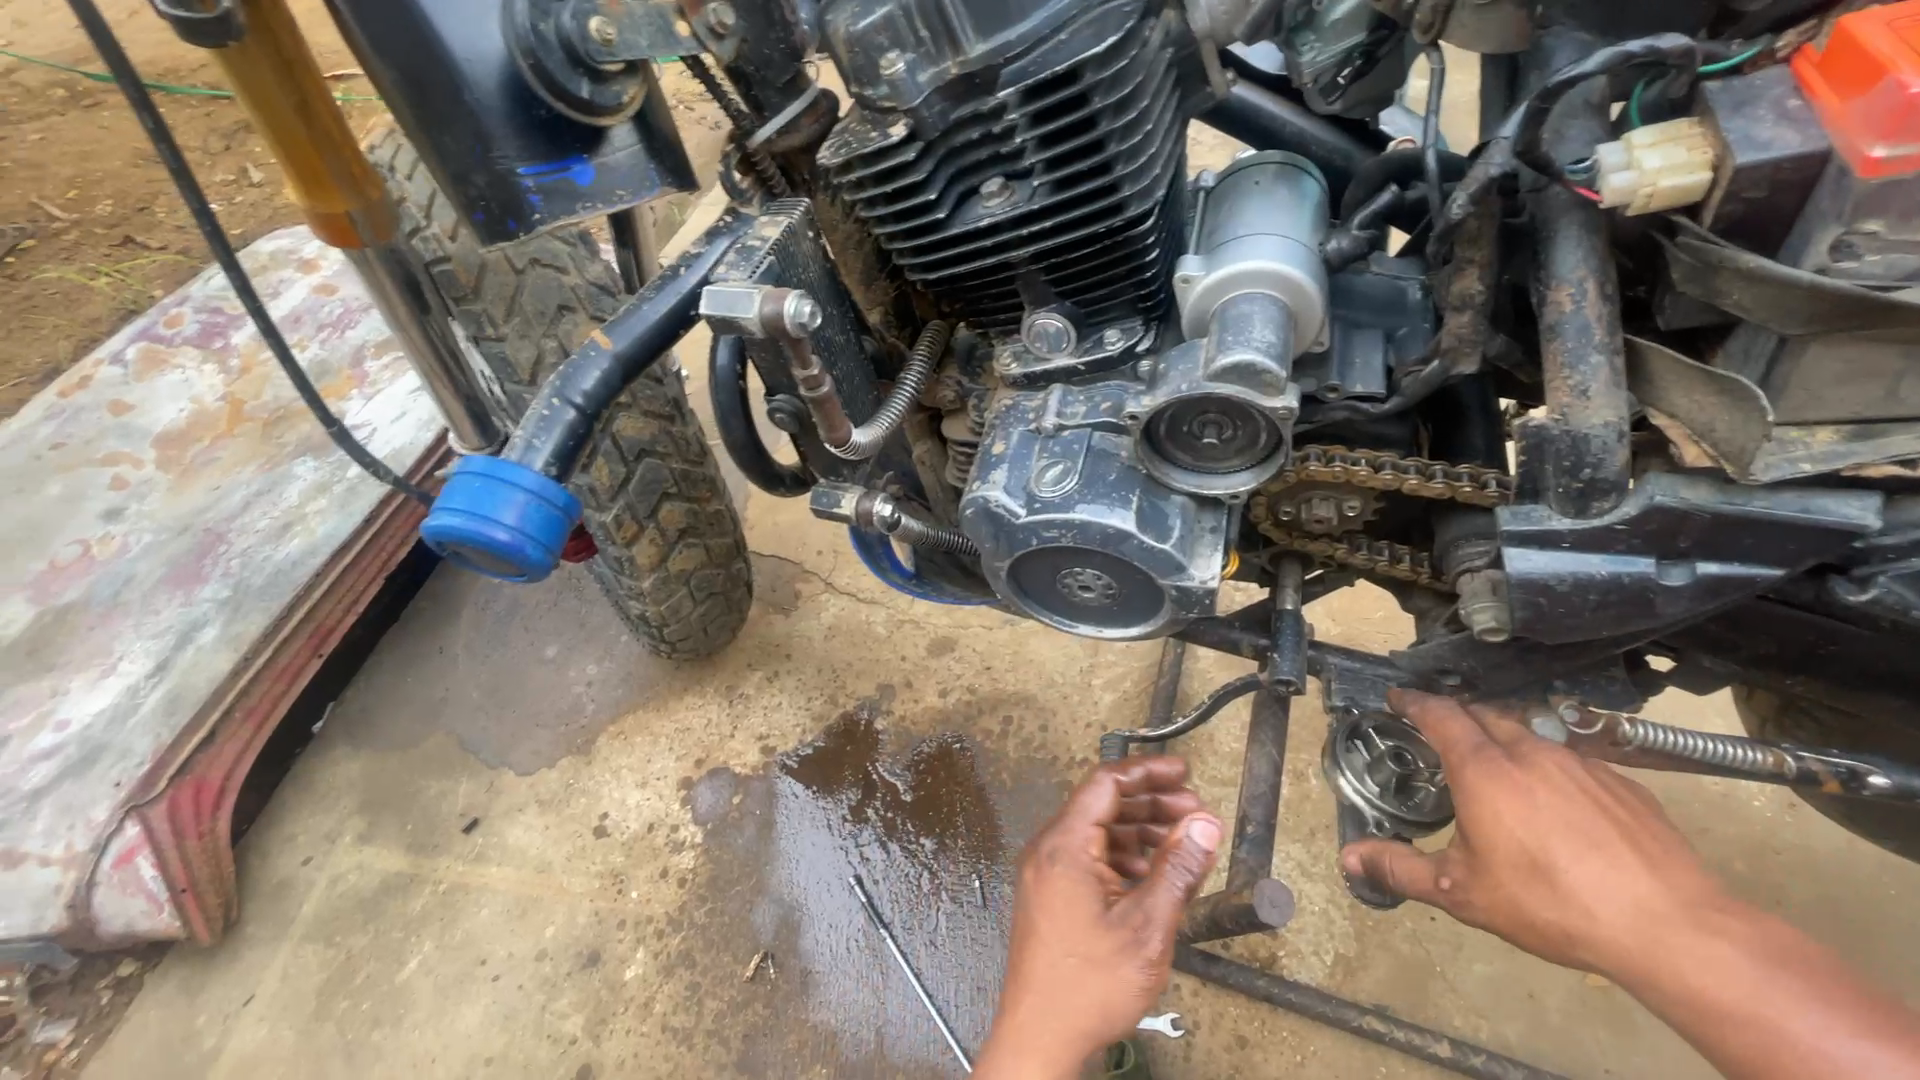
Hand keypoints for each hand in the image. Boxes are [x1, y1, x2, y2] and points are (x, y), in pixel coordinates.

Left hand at [976, 758, 1221, 1078]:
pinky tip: (1154, 873)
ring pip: (1099, 832)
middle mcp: (1049, 850)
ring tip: (1182, 842)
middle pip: (1103, 804)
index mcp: (1065, 845)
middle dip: (1151, 803)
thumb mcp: (1146, 925)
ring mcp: (1047, 873)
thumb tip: (1204, 826)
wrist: (1041, 1036)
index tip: (1183, 772)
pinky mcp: (1052, 895)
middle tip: (1194, 810)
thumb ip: (1176, 869)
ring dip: (1141, 831)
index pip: (1106, 782)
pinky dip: (1123, 857)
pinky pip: (1090, 858)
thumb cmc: (1087, 986)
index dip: (1148, 771)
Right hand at [1341, 690, 1731, 980]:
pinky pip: (1572, 762)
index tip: (1398, 699)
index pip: (1440, 714)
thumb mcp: (1462, 892)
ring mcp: (1582, 765)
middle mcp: (1530, 753)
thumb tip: (1349, 858)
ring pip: (1531, 736)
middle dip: (1457, 717)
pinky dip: (1550, 770)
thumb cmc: (1550, 902)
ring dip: (1504, 741)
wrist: (1668, 926)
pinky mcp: (1624, 784)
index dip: (1414, 702)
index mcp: (1483, 770)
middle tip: (1439, 735)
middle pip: (1484, 715)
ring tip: (1497, 771)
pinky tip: (1558, 806)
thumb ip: (1401, 869)